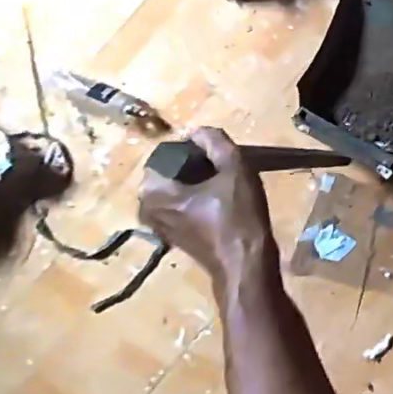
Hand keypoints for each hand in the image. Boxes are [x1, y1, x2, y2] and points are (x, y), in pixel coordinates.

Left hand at [138, 128, 275, 289]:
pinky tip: (221, 201)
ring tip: (224, 183)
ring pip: (175, 188)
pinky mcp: (173, 236)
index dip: (191, 149)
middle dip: (194, 165)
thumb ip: (215, 142)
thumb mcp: (234, 169)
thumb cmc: (238, 215)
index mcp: (153, 191)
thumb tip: (198, 131)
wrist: (245, 262)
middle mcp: (147, 208)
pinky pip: (179, 205)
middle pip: (169, 172)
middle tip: (222, 168)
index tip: (216, 154)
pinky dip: (196, 198)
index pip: (164, 154)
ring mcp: (158, 225)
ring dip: (196, 181)